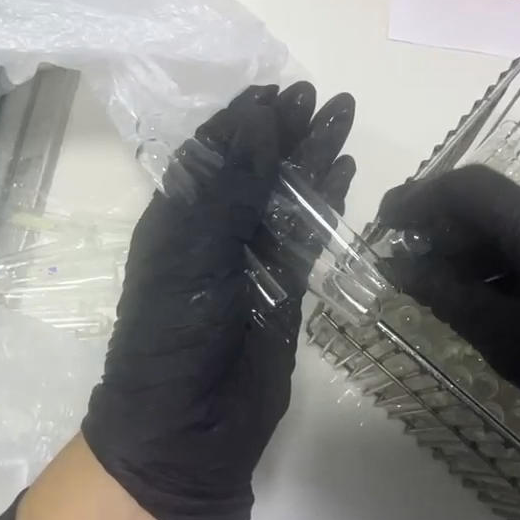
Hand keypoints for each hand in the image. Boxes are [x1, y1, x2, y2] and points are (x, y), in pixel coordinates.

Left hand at [82, 83, 353, 519]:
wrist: (186, 429)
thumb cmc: (173, 335)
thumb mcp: (194, 253)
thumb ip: (229, 188)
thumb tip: (257, 118)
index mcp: (180, 216)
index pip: (214, 153)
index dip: (243, 120)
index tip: (274, 90)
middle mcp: (216, 230)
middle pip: (257, 167)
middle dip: (286, 129)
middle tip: (319, 96)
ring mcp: (252, 259)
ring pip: (287, 195)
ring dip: (313, 156)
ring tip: (342, 116)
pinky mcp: (284, 288)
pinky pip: (307, 235)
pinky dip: (327, 204)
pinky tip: (346, 172)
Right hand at [376, 165, 519, 496]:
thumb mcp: (510, 344)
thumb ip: (446, 294)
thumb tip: (396, 263)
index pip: (469, 189)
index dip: (419, 199)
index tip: (388, 223)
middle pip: (499, 202)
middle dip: (453, 229)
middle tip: (423, 266)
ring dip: (492, 241)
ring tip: (471, 284)